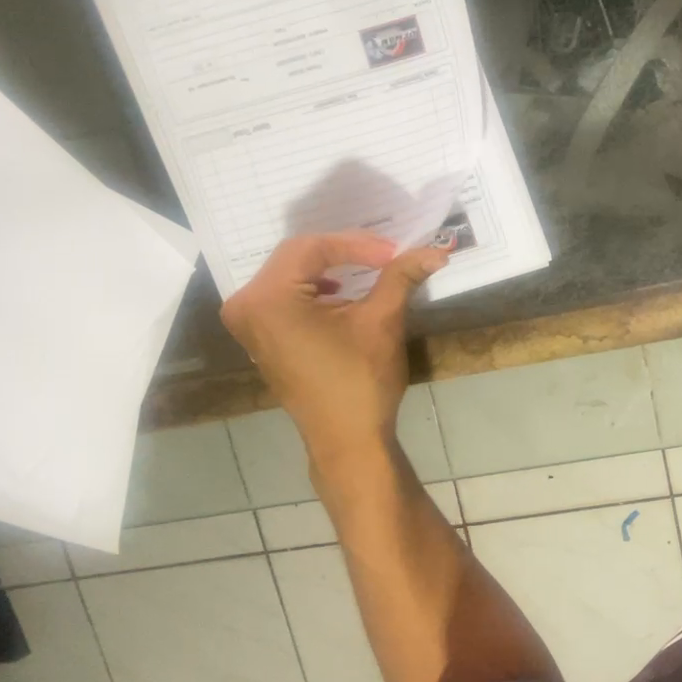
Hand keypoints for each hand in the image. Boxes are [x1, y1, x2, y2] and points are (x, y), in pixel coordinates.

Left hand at [220, 234, 450, 467]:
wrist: (347, 436)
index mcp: (267, 297)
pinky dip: (317, 290)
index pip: (311, 248)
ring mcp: (248, 323)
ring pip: (291, 276)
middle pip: (297, 258)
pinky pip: (286, 297)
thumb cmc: (361, 379)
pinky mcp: (261, 337)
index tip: (396, 252)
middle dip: (344, 253)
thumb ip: (401, 277)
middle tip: (386, 257)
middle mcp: (246, 304)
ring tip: (371, 271)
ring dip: (331, 269)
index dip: (357, 244)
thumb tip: (435, 251)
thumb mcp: (383, 321)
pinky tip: (344, 295)